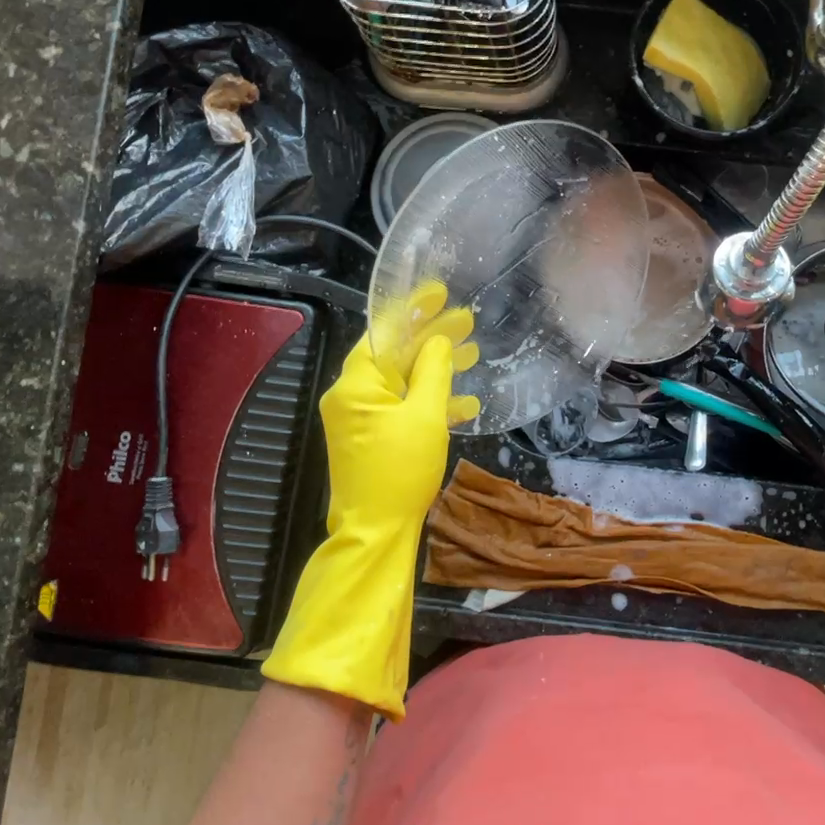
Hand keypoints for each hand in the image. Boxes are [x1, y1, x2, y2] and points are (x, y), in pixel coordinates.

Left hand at [261, 285, 479, 719]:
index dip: (415, 307)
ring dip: (436, 369)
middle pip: (394, 353)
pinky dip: (428, 401)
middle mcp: (351, 394)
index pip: (385, 330)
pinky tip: (465, 404)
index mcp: (357, 382)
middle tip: (468, 321)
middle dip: (432, 337)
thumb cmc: (399, 471)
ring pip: (401, 380)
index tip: (442, 290)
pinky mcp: (370, 437)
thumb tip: (439, 340)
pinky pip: (400, 407)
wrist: (375, 533)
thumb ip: (434, 371)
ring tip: (473, 354)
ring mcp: (359, 417)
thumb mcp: (425, 416)